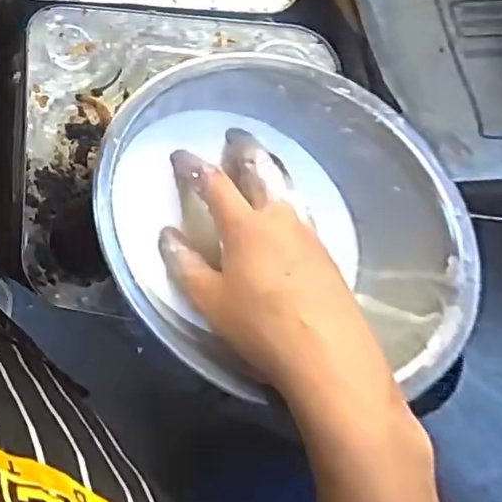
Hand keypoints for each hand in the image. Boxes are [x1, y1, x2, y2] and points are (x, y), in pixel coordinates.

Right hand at [163, 151, 399, 418]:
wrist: (334, 363)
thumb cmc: (261, 327)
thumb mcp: (208, 299)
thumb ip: (185, 264)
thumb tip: (168, 235)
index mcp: (245, 227)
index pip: (215, 184)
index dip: (194, 167)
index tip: (180, 156)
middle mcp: (280, 223)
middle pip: (262, 176)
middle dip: (245, 154)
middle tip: (235, 138)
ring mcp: (310, 240)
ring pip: (287, 194)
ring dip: (271, 174)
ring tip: (261, 166)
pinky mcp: (329, 260)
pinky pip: (302, 216)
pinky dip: (286, 202)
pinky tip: (286, 215)